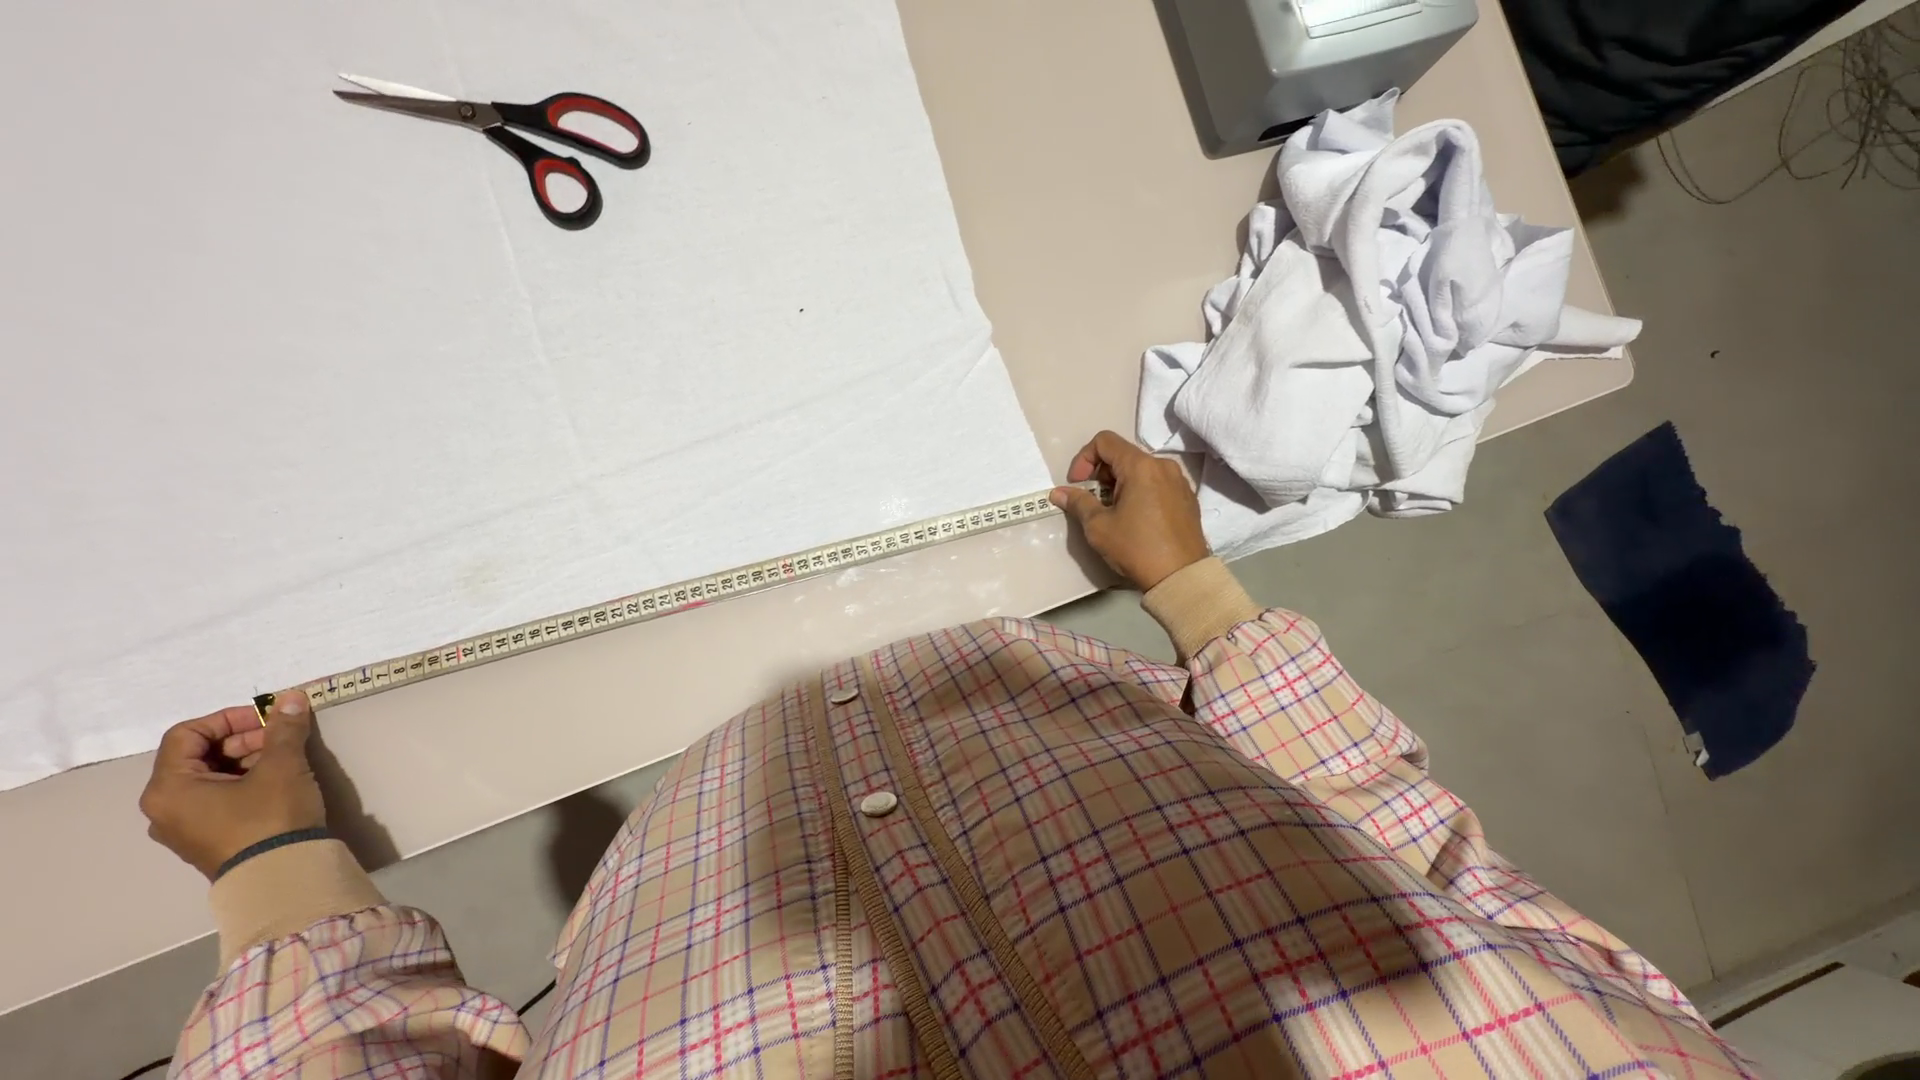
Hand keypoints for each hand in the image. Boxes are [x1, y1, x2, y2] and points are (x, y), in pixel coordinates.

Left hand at [139, 692, 325, 879]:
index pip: (187, 734)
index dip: (229, 718)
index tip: (268, 719)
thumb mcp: (283, 767)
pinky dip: (243, 782)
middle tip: (282, 739)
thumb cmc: (269, 817)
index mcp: (168, 788)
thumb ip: (284, 729)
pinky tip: (277, 784)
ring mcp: (183, 828)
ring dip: (247, 759)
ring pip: (210, 777)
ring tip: (286, 760)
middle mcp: (164, 807)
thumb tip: (290, 697)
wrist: (280, 876)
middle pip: (198, 755)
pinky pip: (217, 799)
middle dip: (243, 739)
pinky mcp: (205, 840)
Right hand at [1050, 431, 1210, 590]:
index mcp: (1141, 466)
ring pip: (1141, 470)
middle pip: (1124, 455)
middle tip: (1092, 502)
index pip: (1105, 441)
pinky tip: (1135, 518)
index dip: (1084, 458)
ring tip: (1113, 512)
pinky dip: (1140, 492)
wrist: (1181, 577)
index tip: (1077, 484)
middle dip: (1101, 474)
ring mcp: (1179, 481)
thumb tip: (1059, 493)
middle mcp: (1163, 466)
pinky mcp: (1187, 498)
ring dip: (1120, 483)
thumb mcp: (1099, 527)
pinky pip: (1157, 484)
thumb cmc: (1136, 548)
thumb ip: (1078, 503)